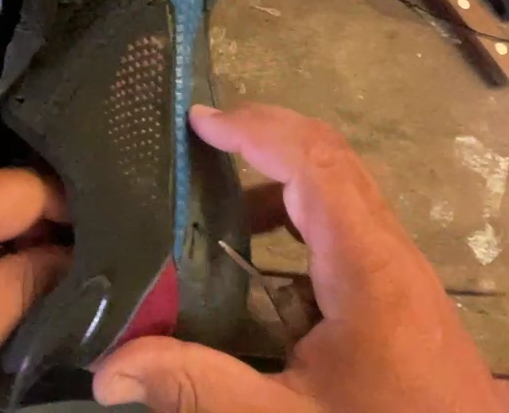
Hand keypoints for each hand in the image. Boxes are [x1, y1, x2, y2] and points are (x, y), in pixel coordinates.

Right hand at [92, 103, 500, 412]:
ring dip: (277, 174)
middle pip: (328, 156)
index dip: (254, 129)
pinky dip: (296, 214)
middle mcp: (389, 253)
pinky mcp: (399, 296)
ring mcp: (399, 272)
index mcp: (367, 267)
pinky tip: (261, 264)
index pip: (311, 161)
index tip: (197, 121)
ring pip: (338, 187)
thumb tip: (108, 368)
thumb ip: (198, 386)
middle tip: (199, 136)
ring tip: (218, 195)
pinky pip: (344, 224)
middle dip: (262, 132)